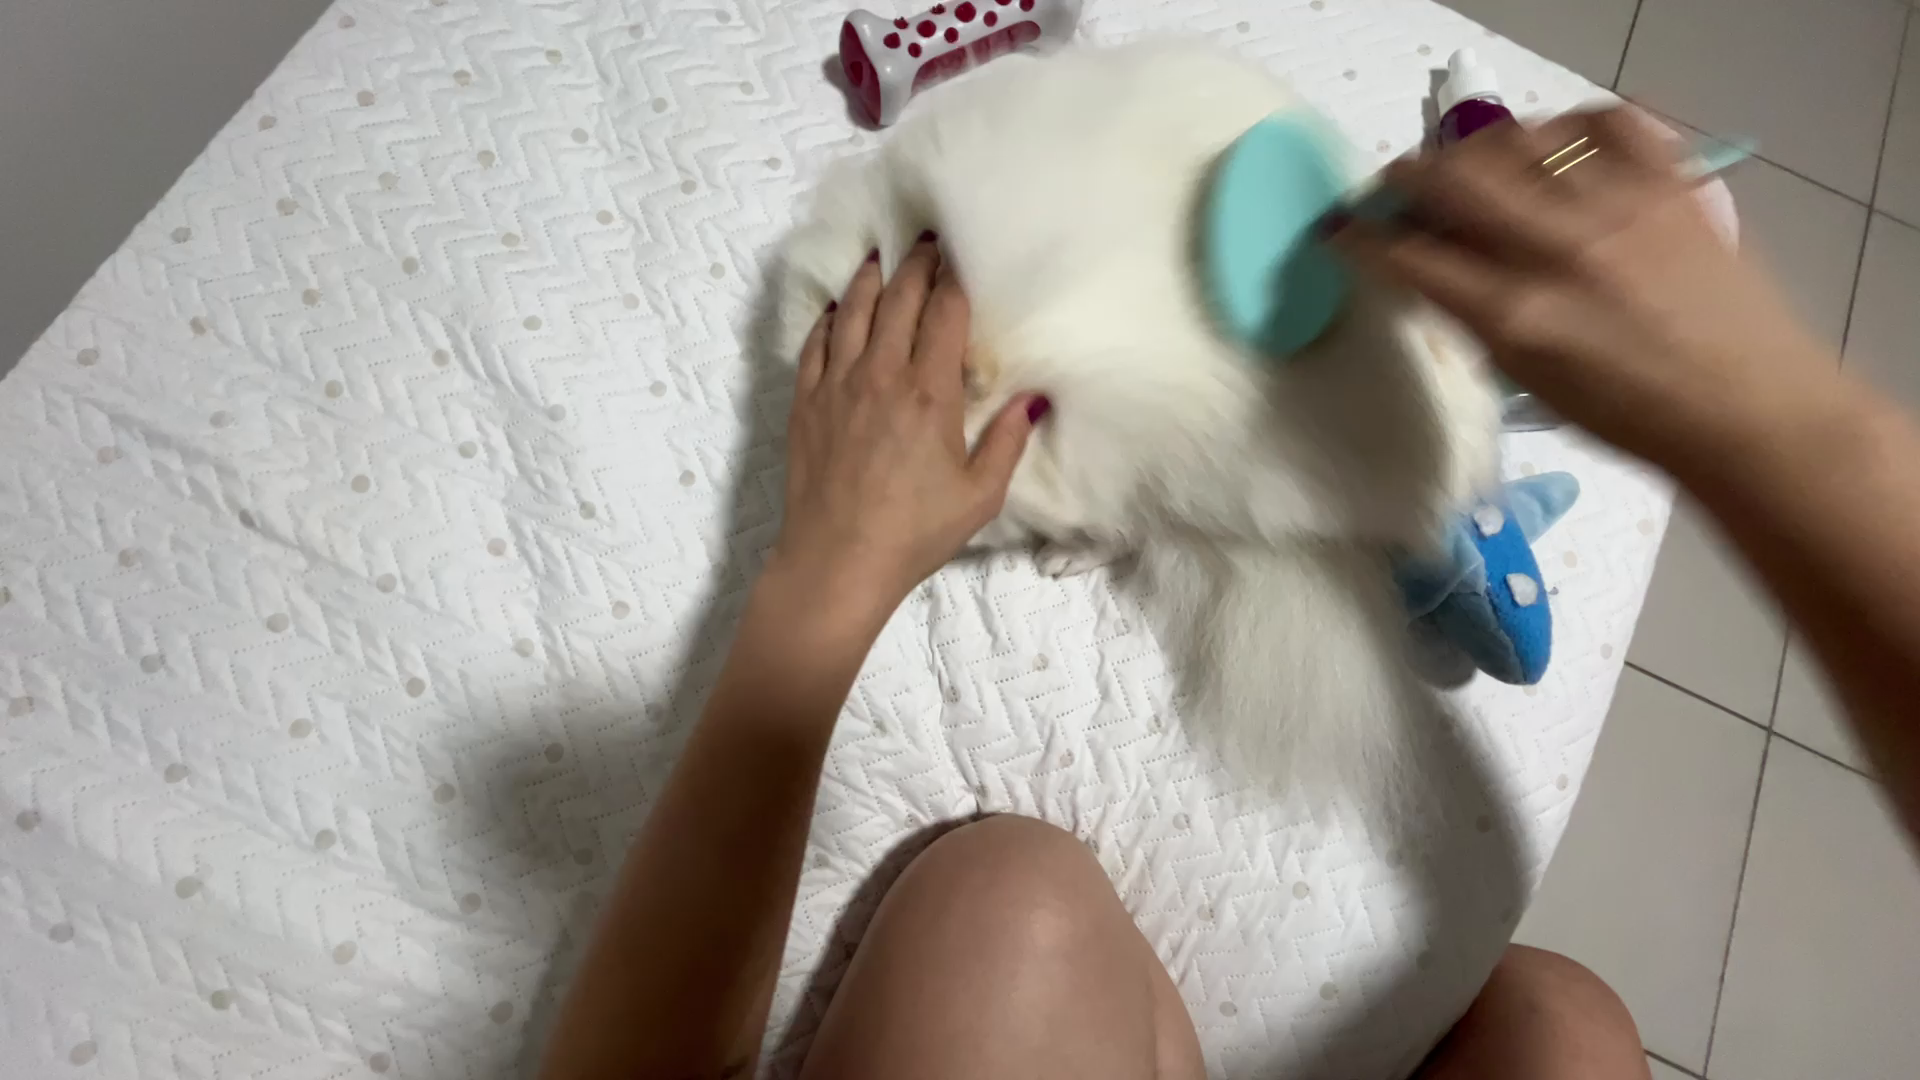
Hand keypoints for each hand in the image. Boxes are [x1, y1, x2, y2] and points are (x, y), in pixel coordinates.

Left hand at [768, 236, 1042, 629]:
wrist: (837, 561)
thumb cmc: (915, 533)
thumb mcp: (979, 495)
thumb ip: (1006, 441)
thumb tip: (1031, 399)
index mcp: (929, 393)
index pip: (945, 313)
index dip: (955, 279)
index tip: (960, 256)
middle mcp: (880, 374)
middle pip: (899, 298)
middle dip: (916, 263)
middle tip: (926, 241)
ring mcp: (836, 385)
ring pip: (854, 311)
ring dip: (871, 278)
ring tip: (881, 258)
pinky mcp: (806, 402)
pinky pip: (815, 343)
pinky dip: (830, 318)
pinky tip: (838, 310)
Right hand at [1326, 107, 1839, 463]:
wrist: (1742, 406)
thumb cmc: (1614, 410)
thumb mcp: (1516, 372)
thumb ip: (1468, 311)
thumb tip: (1428, 265)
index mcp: (1512, 314)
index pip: (1411, 257)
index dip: (1360, 238)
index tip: (1336, 227)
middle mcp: (1560, 249)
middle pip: (1458, 179)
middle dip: (1408, 174)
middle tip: (1392, 183)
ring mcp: (1622, 206)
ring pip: (1523, 140)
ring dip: (1476, 146)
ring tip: (1465, 163)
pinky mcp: (1673, 183)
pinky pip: (1609, 120)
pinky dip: (1563, 124)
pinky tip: (1548, 146)